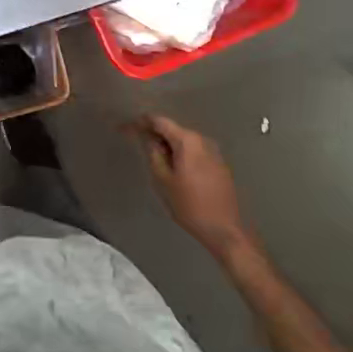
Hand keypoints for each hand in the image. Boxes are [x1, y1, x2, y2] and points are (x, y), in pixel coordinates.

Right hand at [128, 115, 252, 255]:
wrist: (225, 230)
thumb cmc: (190, 205)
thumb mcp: (164, 180)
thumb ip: (154, 154)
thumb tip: (149, 139)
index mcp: (187, 140)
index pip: (159, 121)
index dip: (141, 123)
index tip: (127, 128)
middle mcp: (202, 140)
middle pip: (173, 130)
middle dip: (155, 135)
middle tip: (138, 143)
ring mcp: (213, 152)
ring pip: (184, 142)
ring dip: (169, 146)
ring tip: (155, 158)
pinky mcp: (219, 164)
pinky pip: (195, 152)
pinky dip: (182, 154)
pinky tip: (175, 169)